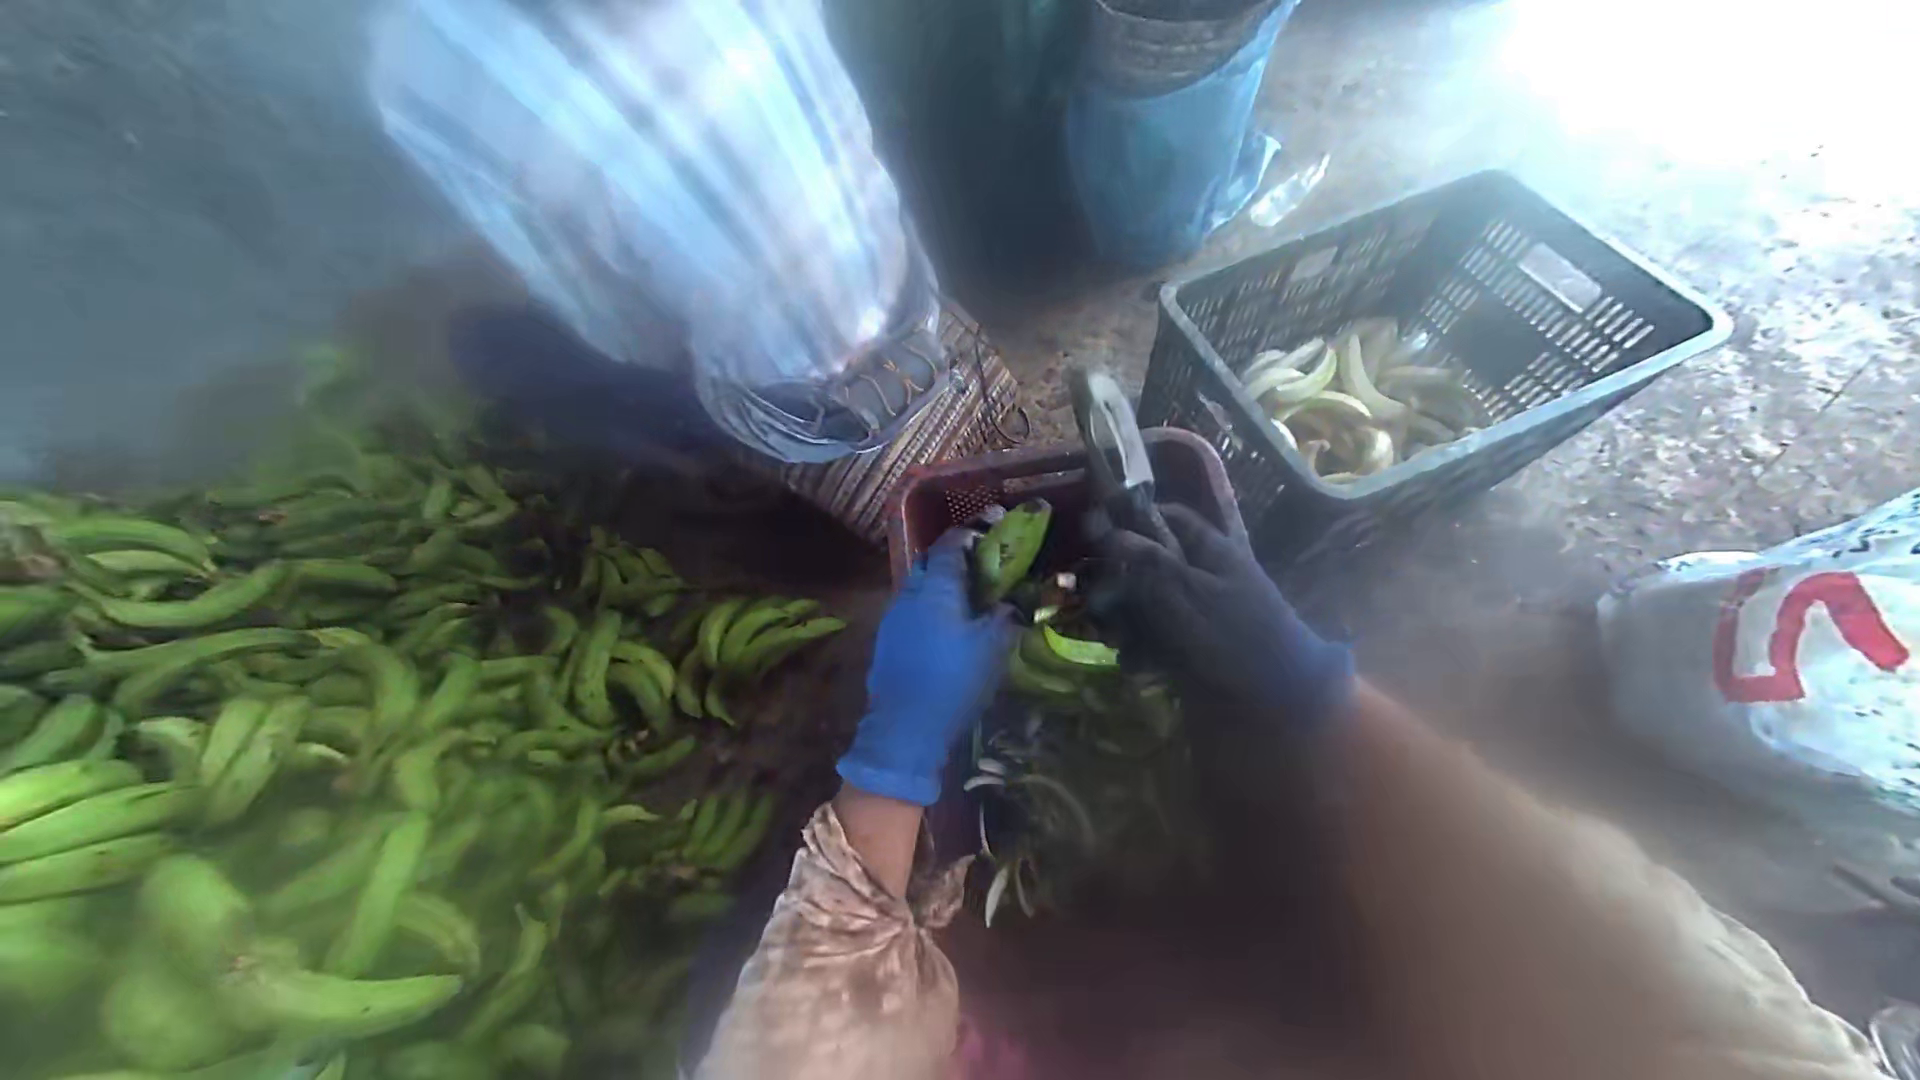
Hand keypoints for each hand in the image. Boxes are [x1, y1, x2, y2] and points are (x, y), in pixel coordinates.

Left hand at [838, 529, 1018, 805]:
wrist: (905, 727)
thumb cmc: (955, 681)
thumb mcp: (993, 647)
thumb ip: (1007, 615)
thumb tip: (1013, 601)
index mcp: (937, 587)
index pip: (952, 543)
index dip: (973, 531)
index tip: (994, 525)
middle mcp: (911, 592)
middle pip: (931, 560)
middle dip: (955, 554)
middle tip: (982, 562)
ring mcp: (894, 616)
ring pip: (920, 584)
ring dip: (942, 582)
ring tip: (968, 595)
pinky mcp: (887, 639)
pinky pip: (911, 608)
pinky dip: (930, 605)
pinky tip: (945, 626)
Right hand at [1091, 503, 1352, 730]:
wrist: (1280, 702)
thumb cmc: (1235, 635)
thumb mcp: (1187, 592)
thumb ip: (1147, 560)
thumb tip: (1105, 527)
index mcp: (1211, 552)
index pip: (1170, 518)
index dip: (1135, 520)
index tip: (1100, 535)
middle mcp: (1205, 577)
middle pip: (1152, 564)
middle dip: (1121, 583)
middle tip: (1100, 602)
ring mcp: (1201, 614)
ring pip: (1149, 604)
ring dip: (1127, 621)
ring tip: (1117, 641)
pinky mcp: (1195, 648)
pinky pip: (1158, 638)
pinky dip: (1143, 650)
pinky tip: (1136, 665)